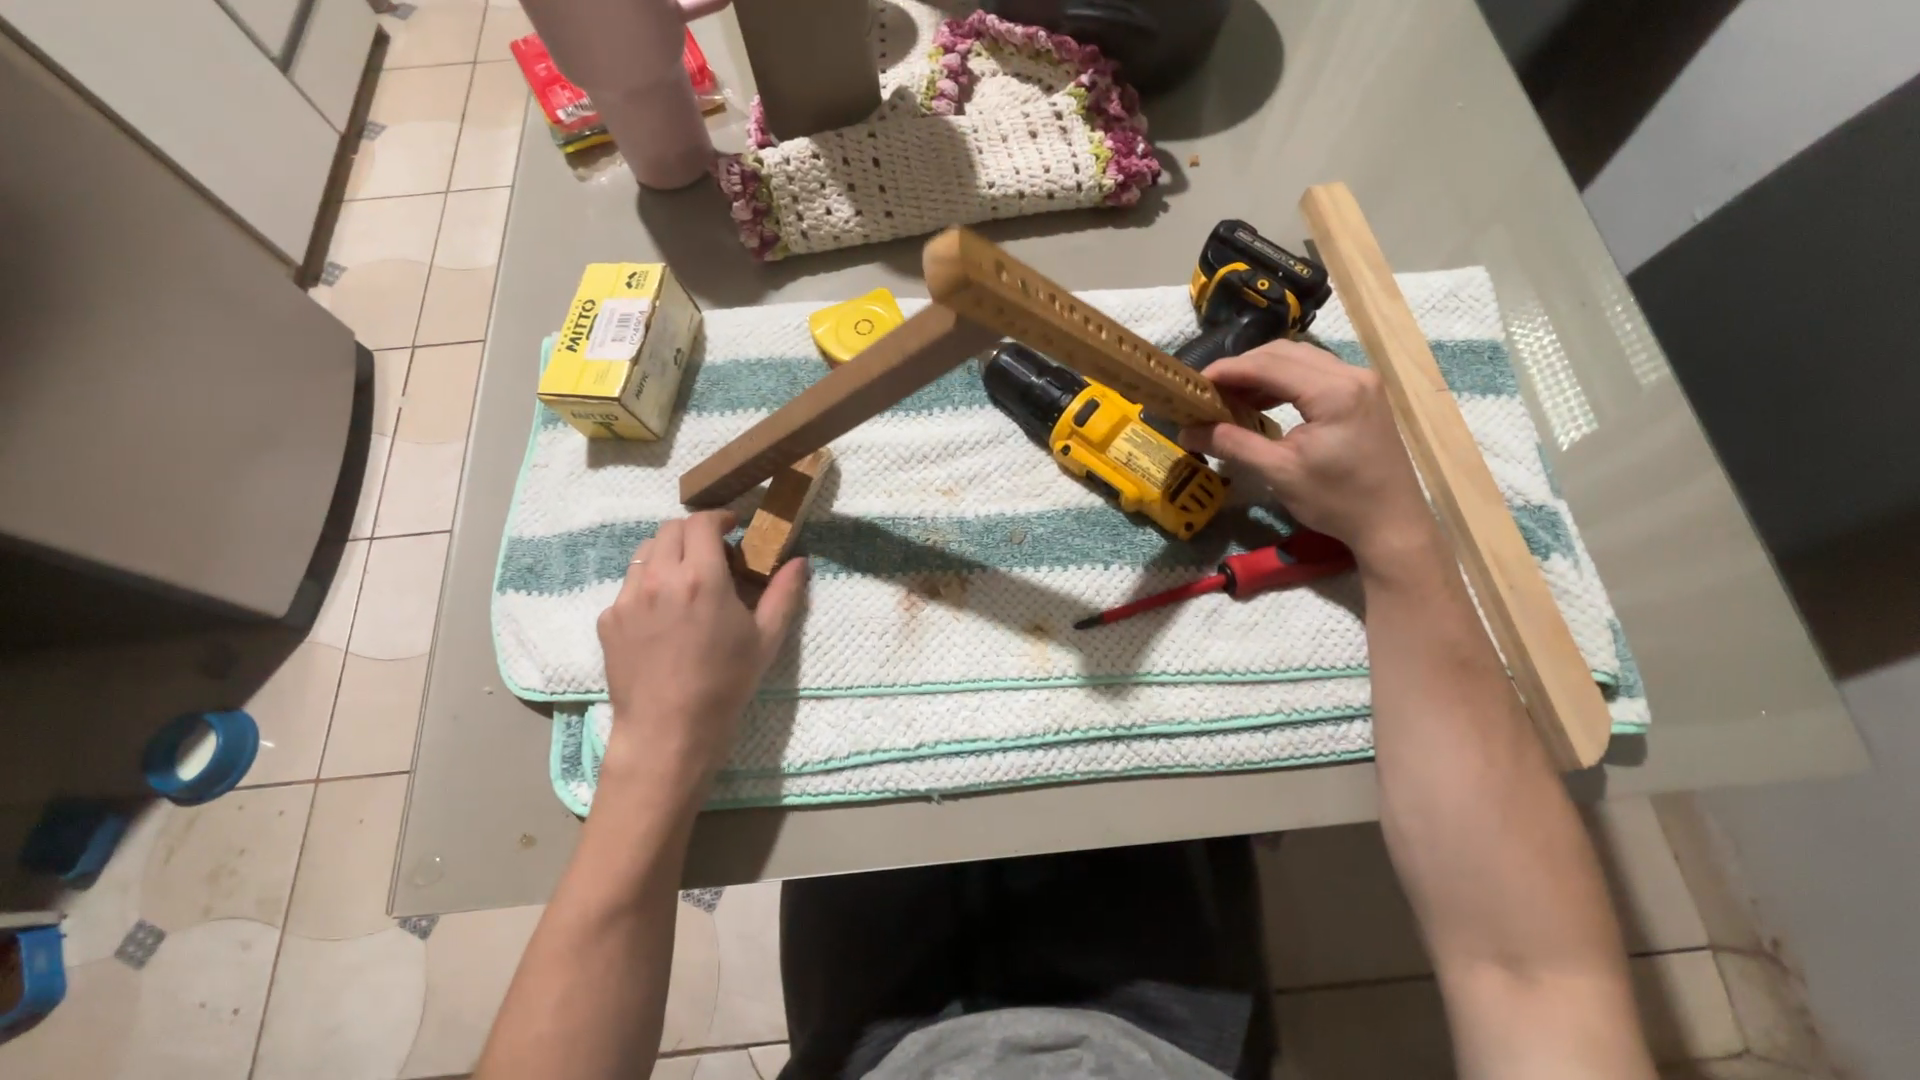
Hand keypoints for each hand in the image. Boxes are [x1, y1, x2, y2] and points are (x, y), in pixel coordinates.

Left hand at [595, 510, 807, 798]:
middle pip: (669, 529)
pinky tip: (663, 617)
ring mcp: (627, 598)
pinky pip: (628, 587)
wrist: (669, 730)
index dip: (718, 518)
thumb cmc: (725, 684)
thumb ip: (784, 593)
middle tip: (711, 553)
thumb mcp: (766, 639)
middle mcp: (660, 577)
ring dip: (667, 555)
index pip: (702, 521)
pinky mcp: (608, 619)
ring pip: (644, 554)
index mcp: (702, 577)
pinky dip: (648, 587)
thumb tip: (799, 561)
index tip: (731, 527)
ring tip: (685, 581)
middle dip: (692, 532)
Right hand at [1180, 340, 1437, 569]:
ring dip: (1262, 372)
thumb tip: (1187, 432)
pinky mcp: (1362, 393)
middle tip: (1208, 390)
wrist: (1391, 523)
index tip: (1193, 383)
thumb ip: (1233, 444)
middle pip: (1284, 353)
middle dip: (1242, 368)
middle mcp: (1351, 374)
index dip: (1227, 370)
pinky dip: (1283, 381)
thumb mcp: (1279, 473)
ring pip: (1300, 359)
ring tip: (1230, 396)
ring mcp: (1361, 381)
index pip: (1269, 365)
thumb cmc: (1337, 501)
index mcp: (1334, 392)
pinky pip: (1315, 373)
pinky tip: (1262, 401)